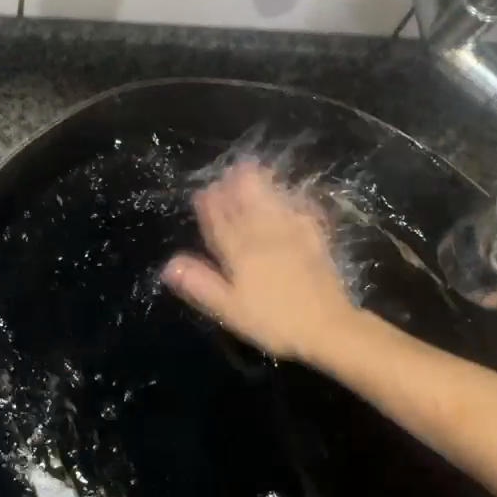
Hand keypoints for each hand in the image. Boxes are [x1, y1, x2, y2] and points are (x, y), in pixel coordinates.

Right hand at [161, 162, 360, 360]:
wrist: (328, 327)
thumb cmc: (272, 321)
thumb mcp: (229, 308)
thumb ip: (200, 284)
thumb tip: (169, 265)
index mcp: (241, 253)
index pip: (221, 223)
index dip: (210, 206)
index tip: (202, 191)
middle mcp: (265, 236)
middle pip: (248, 205)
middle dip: (236, 187)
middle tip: (229, 169)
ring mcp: (294, 237)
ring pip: (274, 203)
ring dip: (262, 185)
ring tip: (254, 169)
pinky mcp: (316, 243)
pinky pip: (303, 214)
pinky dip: (294, 200)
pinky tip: (294, 194)